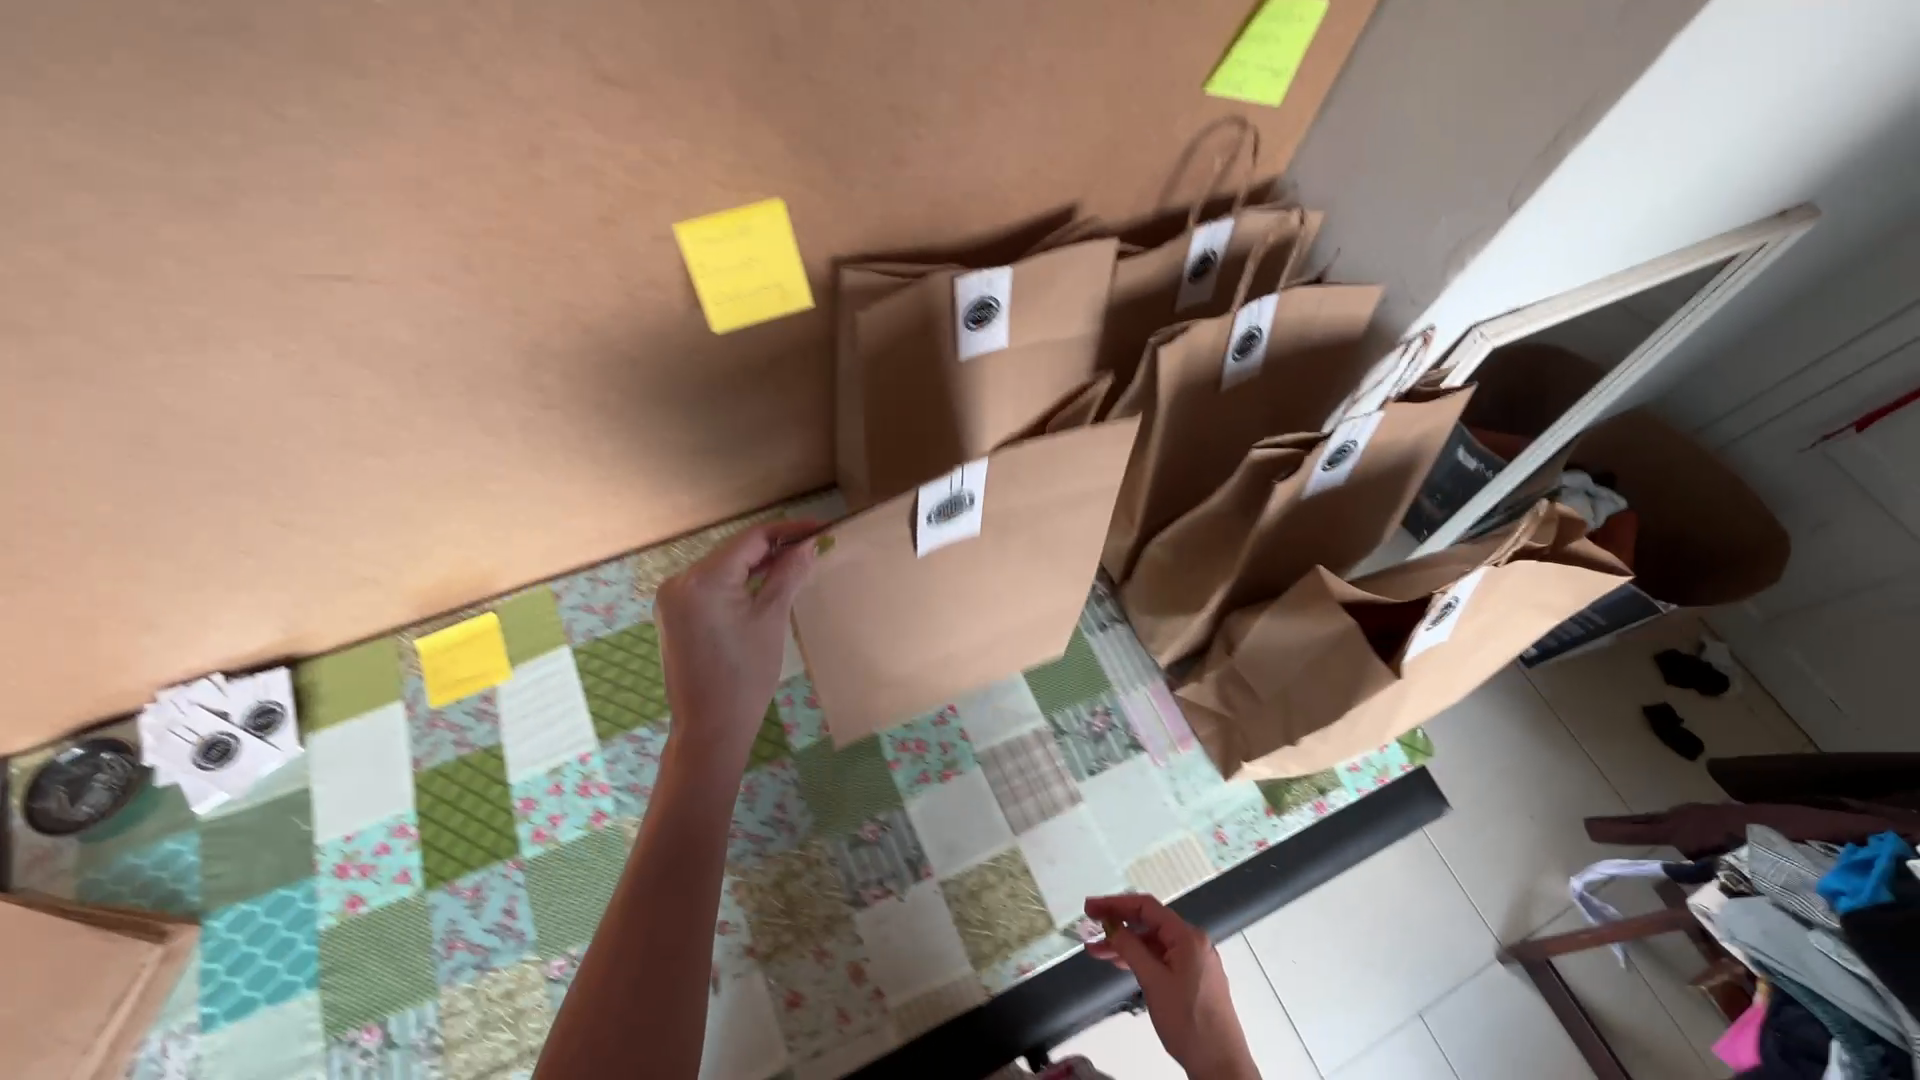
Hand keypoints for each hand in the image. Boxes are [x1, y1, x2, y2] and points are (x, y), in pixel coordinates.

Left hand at [654, 520, 823, 765]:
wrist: (710, 727)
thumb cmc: (746, 676)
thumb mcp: (771, 620)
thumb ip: (788, 575)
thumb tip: (809, 546)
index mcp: (702, 579)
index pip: (751, 540)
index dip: (788, 531)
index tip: (820, 528)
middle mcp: (679, 581)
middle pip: (734, 552)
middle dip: (773, 548)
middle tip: (812, 547)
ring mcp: (671, 599)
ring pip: (722, 569)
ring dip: (756, 565)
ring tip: (793, 564)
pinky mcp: (673, 616)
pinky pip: (710, 587)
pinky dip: (737, 583)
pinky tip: (762, 586)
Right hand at [1086, 894, 1258, 1079]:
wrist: (1220, 1065)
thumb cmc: (1188, 1021)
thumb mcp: (1153, 981)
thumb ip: (1130, 949)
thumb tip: (1112, 926)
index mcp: (1188, 937)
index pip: (1146, 908)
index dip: (1115, 904)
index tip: (1091, 908)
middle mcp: (1194, 943)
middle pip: (1150, 924)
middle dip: (1118, 925)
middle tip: (1090, 927)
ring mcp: (1195, 962)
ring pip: (1154, 944)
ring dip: (1126, 945)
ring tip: (1097, 951)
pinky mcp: (1194, 979)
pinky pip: (1162, 959)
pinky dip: (1141, 959)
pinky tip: (1121, 964)